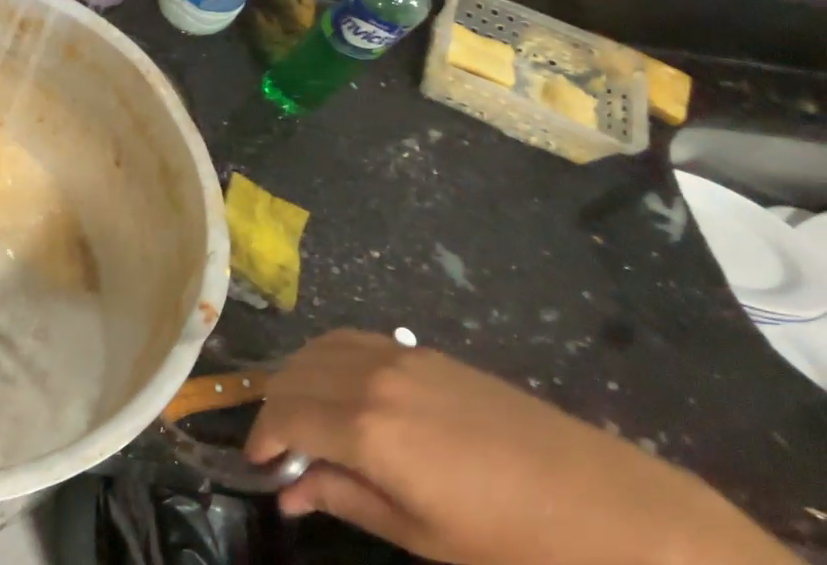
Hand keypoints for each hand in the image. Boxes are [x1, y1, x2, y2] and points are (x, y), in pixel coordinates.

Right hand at [245, 329, 793, 564]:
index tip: (262, 467)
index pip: (282, 418)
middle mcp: (371, 379)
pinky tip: (340, 388)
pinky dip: (327, 358)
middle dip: (272, 411)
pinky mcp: (427, 353)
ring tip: (306, 418)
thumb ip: (343, 499)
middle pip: (290, 377)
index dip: (262, 441)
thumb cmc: (516, 540)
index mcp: (366, 428)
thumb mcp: (421, 534)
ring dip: (296, 380)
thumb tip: (288, 492)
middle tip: (282, 450)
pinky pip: (352, 340)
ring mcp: (400, 357)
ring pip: (315, 350)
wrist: (619, 510)